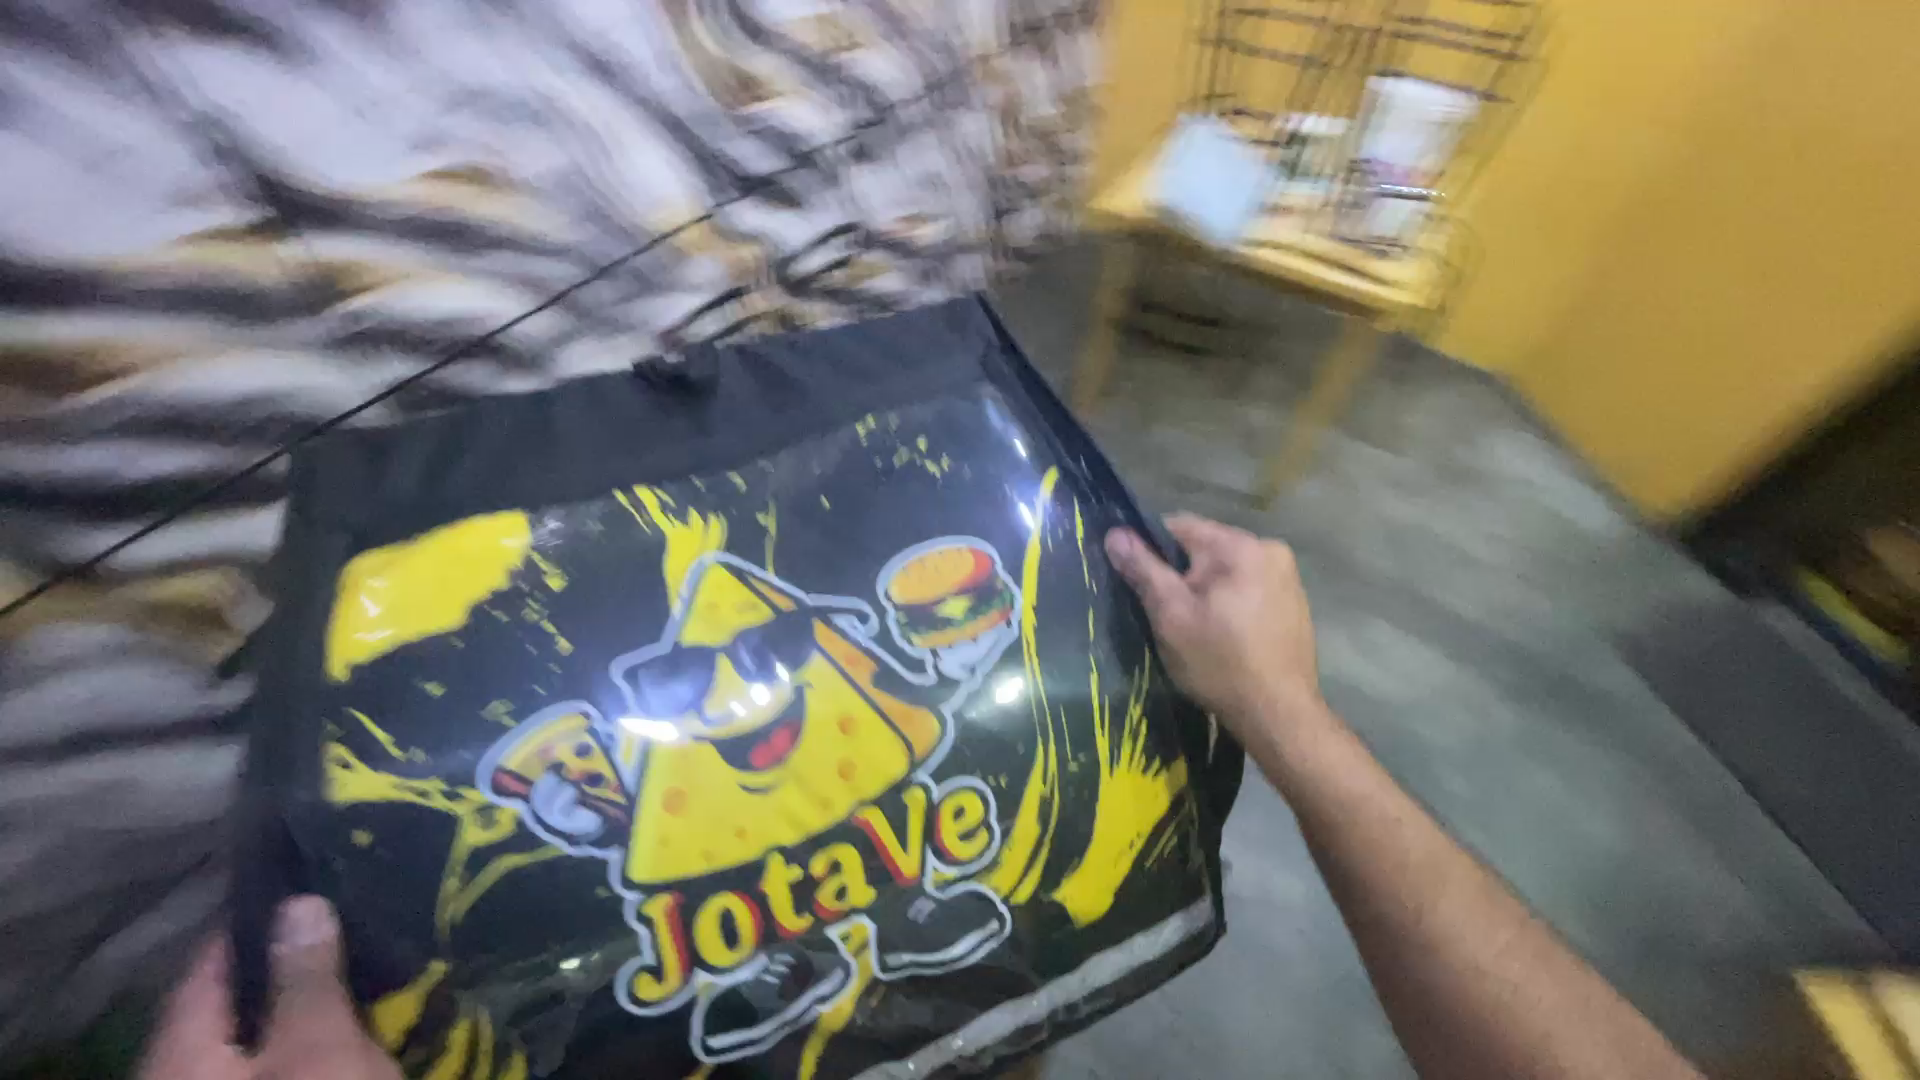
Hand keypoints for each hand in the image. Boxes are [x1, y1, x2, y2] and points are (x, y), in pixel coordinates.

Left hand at [137, 896, 401, 1079]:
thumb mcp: (318, 1046)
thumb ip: (305, 975)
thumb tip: (298, 902)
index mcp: (178, 1056)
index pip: (209, 965)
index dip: (256, 917)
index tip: (307, 873)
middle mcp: (183, 1076)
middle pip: (232, 998)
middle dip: (290, 953)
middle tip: (348, 910)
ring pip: (257, 1028)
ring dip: (307, 990)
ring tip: (361, 951)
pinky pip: (276, 1055)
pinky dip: (312, 1025)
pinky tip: (353, 1008)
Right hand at [1105, 514, 1322, 738]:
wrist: (1277, 714)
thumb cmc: (1218, 662)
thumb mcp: (1170, 615)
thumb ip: (1143, 569)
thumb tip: (1114, 533)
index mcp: (1240, 546)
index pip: (1178, 526)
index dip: (1150, 550)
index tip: (1139, 583)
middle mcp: (1270, 550)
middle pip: (1204, 548)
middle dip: (1181, 574)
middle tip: (1167, 614)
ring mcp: (1288, 577)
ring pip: (1226, 571)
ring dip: (1206, 590)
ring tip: (1195, 628)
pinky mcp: (1295, 603)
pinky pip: (1248, 589)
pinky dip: (1230, 603)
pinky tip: (1224, 635)